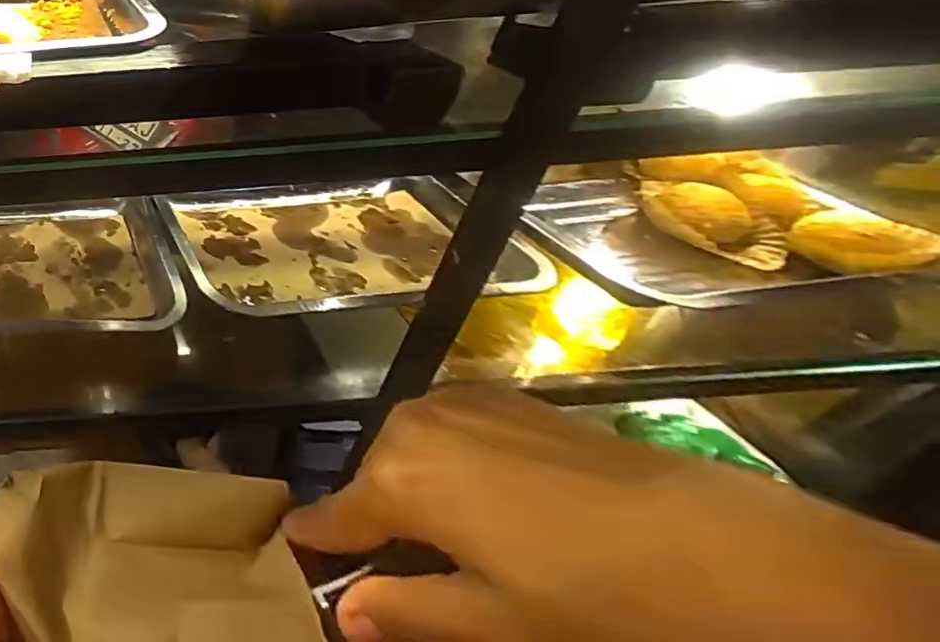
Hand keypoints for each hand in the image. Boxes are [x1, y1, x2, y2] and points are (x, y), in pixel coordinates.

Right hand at [283, 387, 939, 641]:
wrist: (717, 541)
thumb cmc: (596, 598)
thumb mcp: (499, 624)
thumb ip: (409, 612)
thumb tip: (344, 618)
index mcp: (396, 482)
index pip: (333, 516)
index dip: (316, 539)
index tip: (295, 546)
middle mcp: (407, 427)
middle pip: (370, 478)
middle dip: (378, 516)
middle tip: (407, 560)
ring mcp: (449, 402)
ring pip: (404, 447)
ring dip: (413, 482)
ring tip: (458, 526)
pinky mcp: (491, 393)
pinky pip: (443, 424)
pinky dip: (447, 454)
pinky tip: (495, 488)